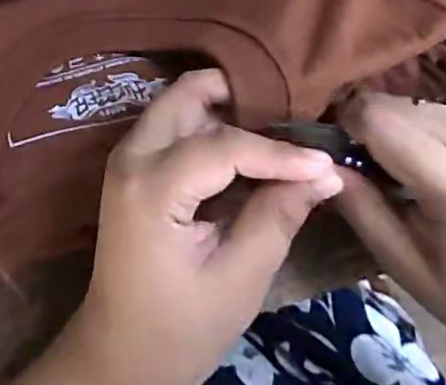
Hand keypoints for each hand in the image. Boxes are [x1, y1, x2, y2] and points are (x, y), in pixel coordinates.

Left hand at [17, 69, 343, 384]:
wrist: (120, 352)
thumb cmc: (179, 326)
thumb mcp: (238, 281)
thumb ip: (277, 218)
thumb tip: (325, 174)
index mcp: (152, 187)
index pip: (224, 146)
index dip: (278, 152)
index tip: (324, 160)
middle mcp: (132, 154)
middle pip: (189, 93)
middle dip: (241, 97)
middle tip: (289, 122)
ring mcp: (127, 154)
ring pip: (179, 100)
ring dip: (225, 106)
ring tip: (273, 130)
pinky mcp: (132, 162)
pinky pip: (173, 121)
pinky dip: (209, 122)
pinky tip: (244, 146)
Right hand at [335, 94, 445, 384]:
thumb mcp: (401, 262)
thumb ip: (358, 204)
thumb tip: (319, 158)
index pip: (381, 120)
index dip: (346, 128)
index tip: (336, 156)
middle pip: (394, 105)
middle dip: (364, 125)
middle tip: (358, 165)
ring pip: (411, 102)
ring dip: (388, 123)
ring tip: (388, 165)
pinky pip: (433, 109)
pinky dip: (411, 124)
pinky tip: (415, 160)